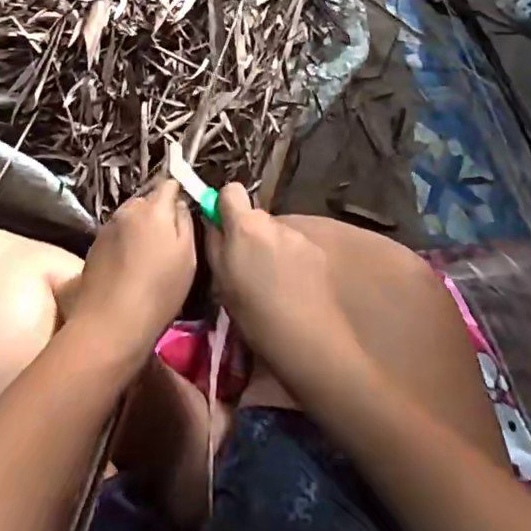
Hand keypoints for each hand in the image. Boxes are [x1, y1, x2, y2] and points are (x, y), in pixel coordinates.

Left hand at [64, 179, 195, 360]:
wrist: (110, 321)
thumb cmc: (159, 290)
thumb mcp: (186, 257)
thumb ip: (184, 221)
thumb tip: (179, 202)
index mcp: (153, 209)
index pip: (168, 184)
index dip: (178, 193)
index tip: (184, 211)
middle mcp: (128, 210)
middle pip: (147, 200)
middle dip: (158, 211)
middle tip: (169, 238)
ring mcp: (108, 225)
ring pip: (131, 216)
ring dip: (140, 226)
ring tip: (149, 253)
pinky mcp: (95, 243)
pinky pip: (117, 232)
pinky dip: (126, 240)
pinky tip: (130, 264)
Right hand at [205, 183, 353, 374]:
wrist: (307, 340)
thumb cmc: (254, 314)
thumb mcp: (220, 279)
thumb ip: (214, 242)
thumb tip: (213, 222)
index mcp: (245, 226)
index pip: (231, 190)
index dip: (225, 205)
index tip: (223, 228)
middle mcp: (274, 222)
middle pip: (254, 216)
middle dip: (248, 233)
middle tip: (246, 265)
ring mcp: (299, 236)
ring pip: (275, 233)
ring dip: (270, 247)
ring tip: (271, 281)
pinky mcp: (318, 252)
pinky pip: (295, 247)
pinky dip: (290, 259)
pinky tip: (292, 287)